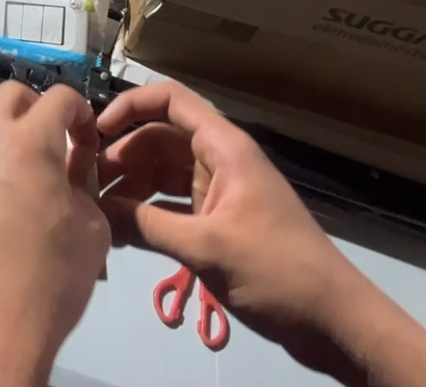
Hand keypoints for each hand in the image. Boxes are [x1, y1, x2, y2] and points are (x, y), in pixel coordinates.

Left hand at [0, 83, 109, 386]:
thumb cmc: (50, 277)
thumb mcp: (91, 228)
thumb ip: (84, 186)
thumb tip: (73, 176)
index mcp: (29, 141)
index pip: (59, 95)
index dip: (83, 111)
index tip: (91, 141)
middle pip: (12, 94)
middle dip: (40, 107)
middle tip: (61, 143)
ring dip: (18, 140)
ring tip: (42, 187)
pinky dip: (0, 171)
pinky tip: (17, 215)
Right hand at [97, 81, 356, 352]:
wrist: (337, 325)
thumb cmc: (277, 273)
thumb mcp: (206, 248)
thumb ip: (147, 226)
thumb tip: (97, 212)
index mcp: (224, 148)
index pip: (170, 100)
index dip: (130, 105)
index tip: (96, 131)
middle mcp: (220, 159)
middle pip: (159, 137)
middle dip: (122, 155)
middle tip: (88, 185)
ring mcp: (220, 190)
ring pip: (162, 171)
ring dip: (132, 186)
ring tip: (99, 213)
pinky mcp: (220, 220)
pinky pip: (172, 202)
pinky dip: (148, 212)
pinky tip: (123, 233)